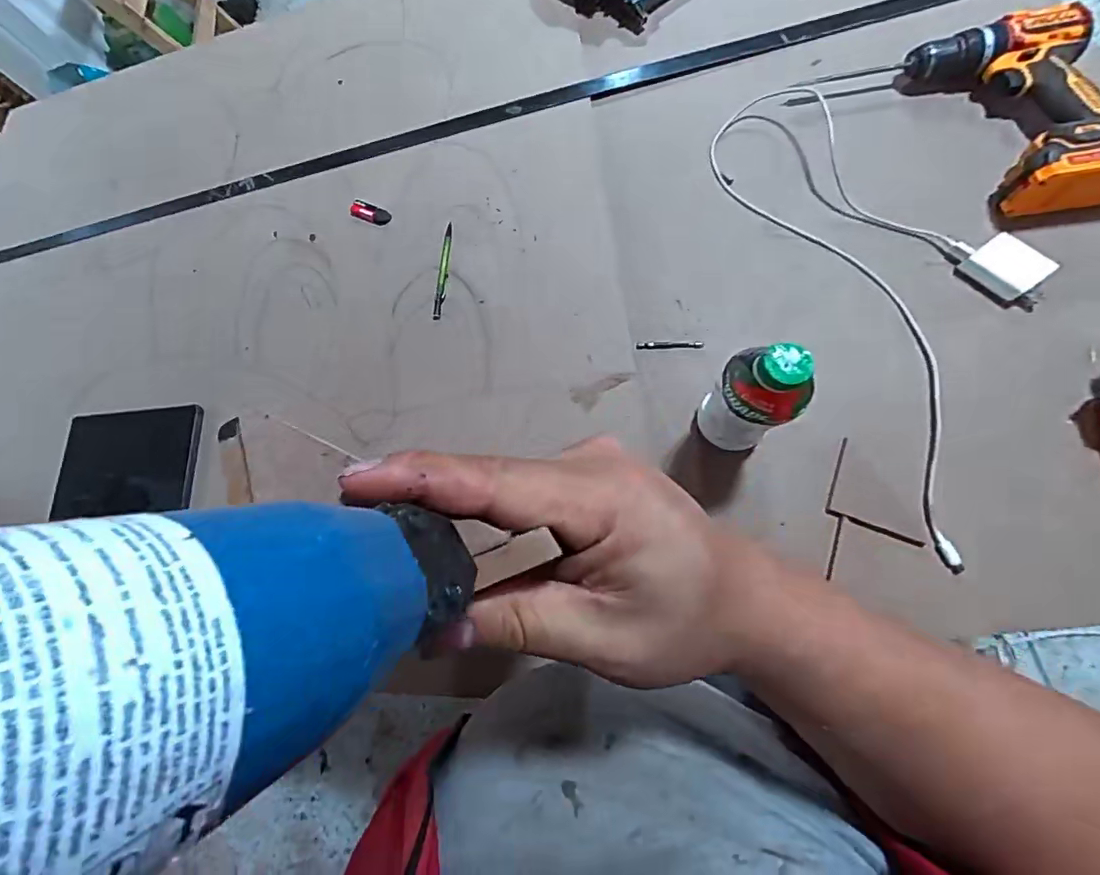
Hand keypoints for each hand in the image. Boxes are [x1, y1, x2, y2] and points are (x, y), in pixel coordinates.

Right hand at [339, 437, 771, 687]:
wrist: (746, 596)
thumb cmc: (686, 622)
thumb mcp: (605, 639)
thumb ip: (519, 623)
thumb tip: (436, 625)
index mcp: (598, 496)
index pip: (494, 482)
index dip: (422, 477)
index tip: (360, 478)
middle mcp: (584, 461)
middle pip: (486, 474)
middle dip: (418, 486)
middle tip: (353, 502)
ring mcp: (581, 460)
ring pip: (495, 478)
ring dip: (441, 496)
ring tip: (381, 512)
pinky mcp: (575, 473)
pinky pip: (511, 485)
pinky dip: (470, 502)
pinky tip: (437, 517)